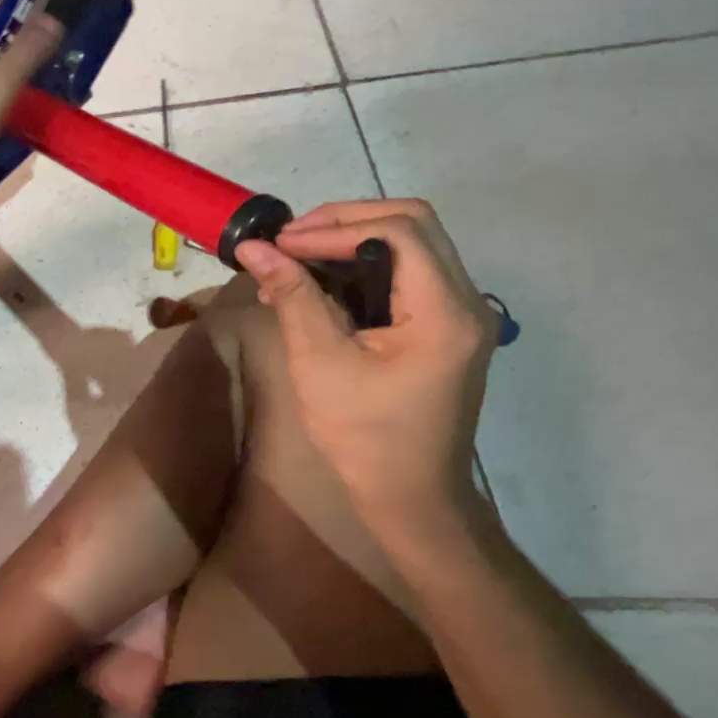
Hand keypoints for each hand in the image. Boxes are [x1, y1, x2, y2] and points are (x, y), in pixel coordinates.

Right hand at [233, 199, 498, 531]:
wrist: (411, 496)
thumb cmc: (364, 433)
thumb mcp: (319, 360)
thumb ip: (293, 295)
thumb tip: (253, 247)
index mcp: (445, 312)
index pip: (398, 232)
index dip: (332, 228)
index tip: (279, 245)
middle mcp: (464, 302)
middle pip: (412, 223)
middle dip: (342, 221)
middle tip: (287, 240)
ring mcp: (458, 313)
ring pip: (409, 242)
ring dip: (347, 240)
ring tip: (292, 261)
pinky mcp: (442, 326)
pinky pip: (405, 271)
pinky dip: (358, 264)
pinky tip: (316, 285)